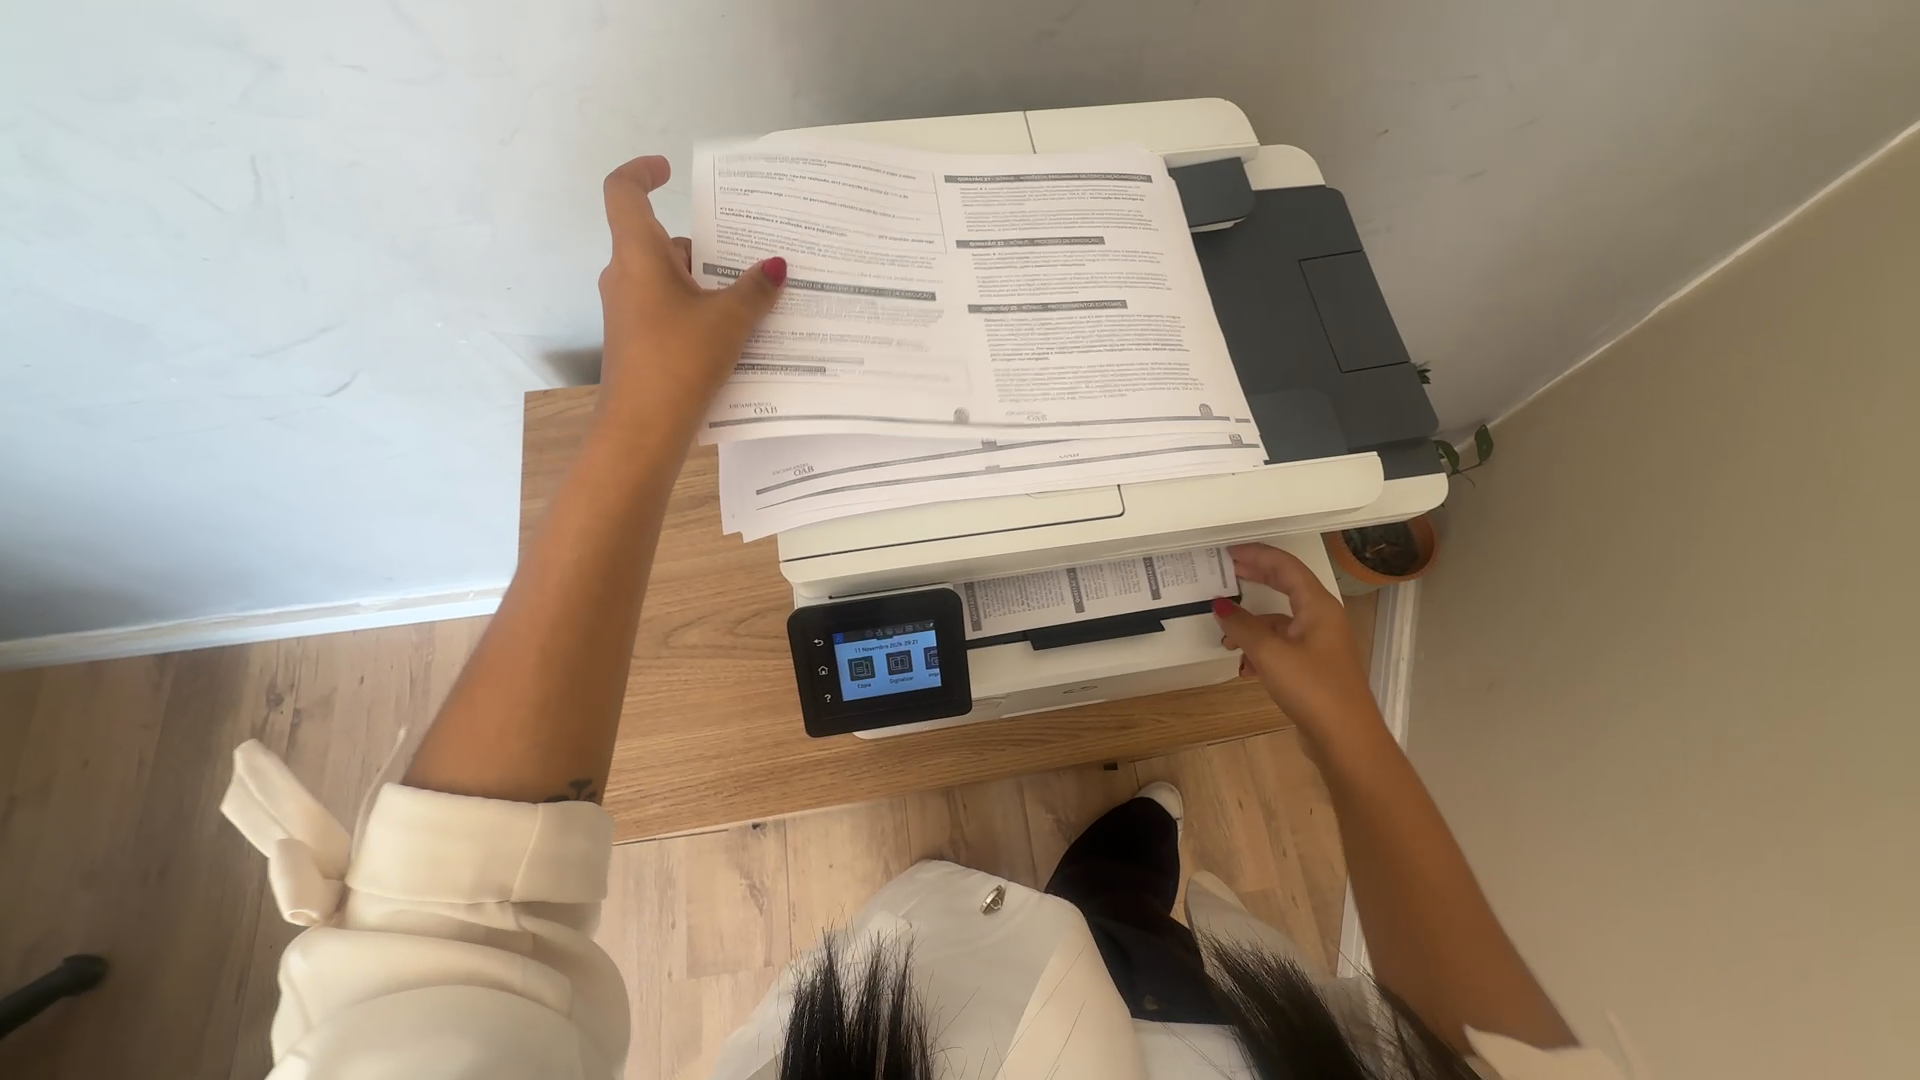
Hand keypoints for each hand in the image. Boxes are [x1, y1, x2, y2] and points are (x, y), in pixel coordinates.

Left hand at [596, 155, 785, 430]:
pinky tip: (735, 332)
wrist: (643, 429)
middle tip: (746, 248)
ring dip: (705, 281)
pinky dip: (698, 309)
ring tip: (753, 293)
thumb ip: (755, 289)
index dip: (643, 171)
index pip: (624, 191)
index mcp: (638, 255)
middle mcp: (626, 276)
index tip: (670, 170)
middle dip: (703, 242)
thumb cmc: (679, 360)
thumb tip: (777, 266)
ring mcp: (629, 311)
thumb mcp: (729, 321)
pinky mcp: (638, 341)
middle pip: (661, 241)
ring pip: (668, 279)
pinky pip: (670, 309)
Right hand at [1213, 543, 1383, 744]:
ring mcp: (1320, 644)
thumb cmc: (1312, 688)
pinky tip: (1246, 670)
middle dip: (1255, 579)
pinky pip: (1282, 646)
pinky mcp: (1314, 667)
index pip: (1285, 566)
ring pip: (1280, 622)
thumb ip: (1241, 626)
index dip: (1256, 555)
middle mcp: (1322, 618)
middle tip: (1225, 573)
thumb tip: (1220, 606)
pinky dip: (1261, 651)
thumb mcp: (1269, 653)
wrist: (1346, 738)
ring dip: (1252, 626)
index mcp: (1318, 606)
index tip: (1228, 553)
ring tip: (1226, 641)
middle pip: (1285, 587)